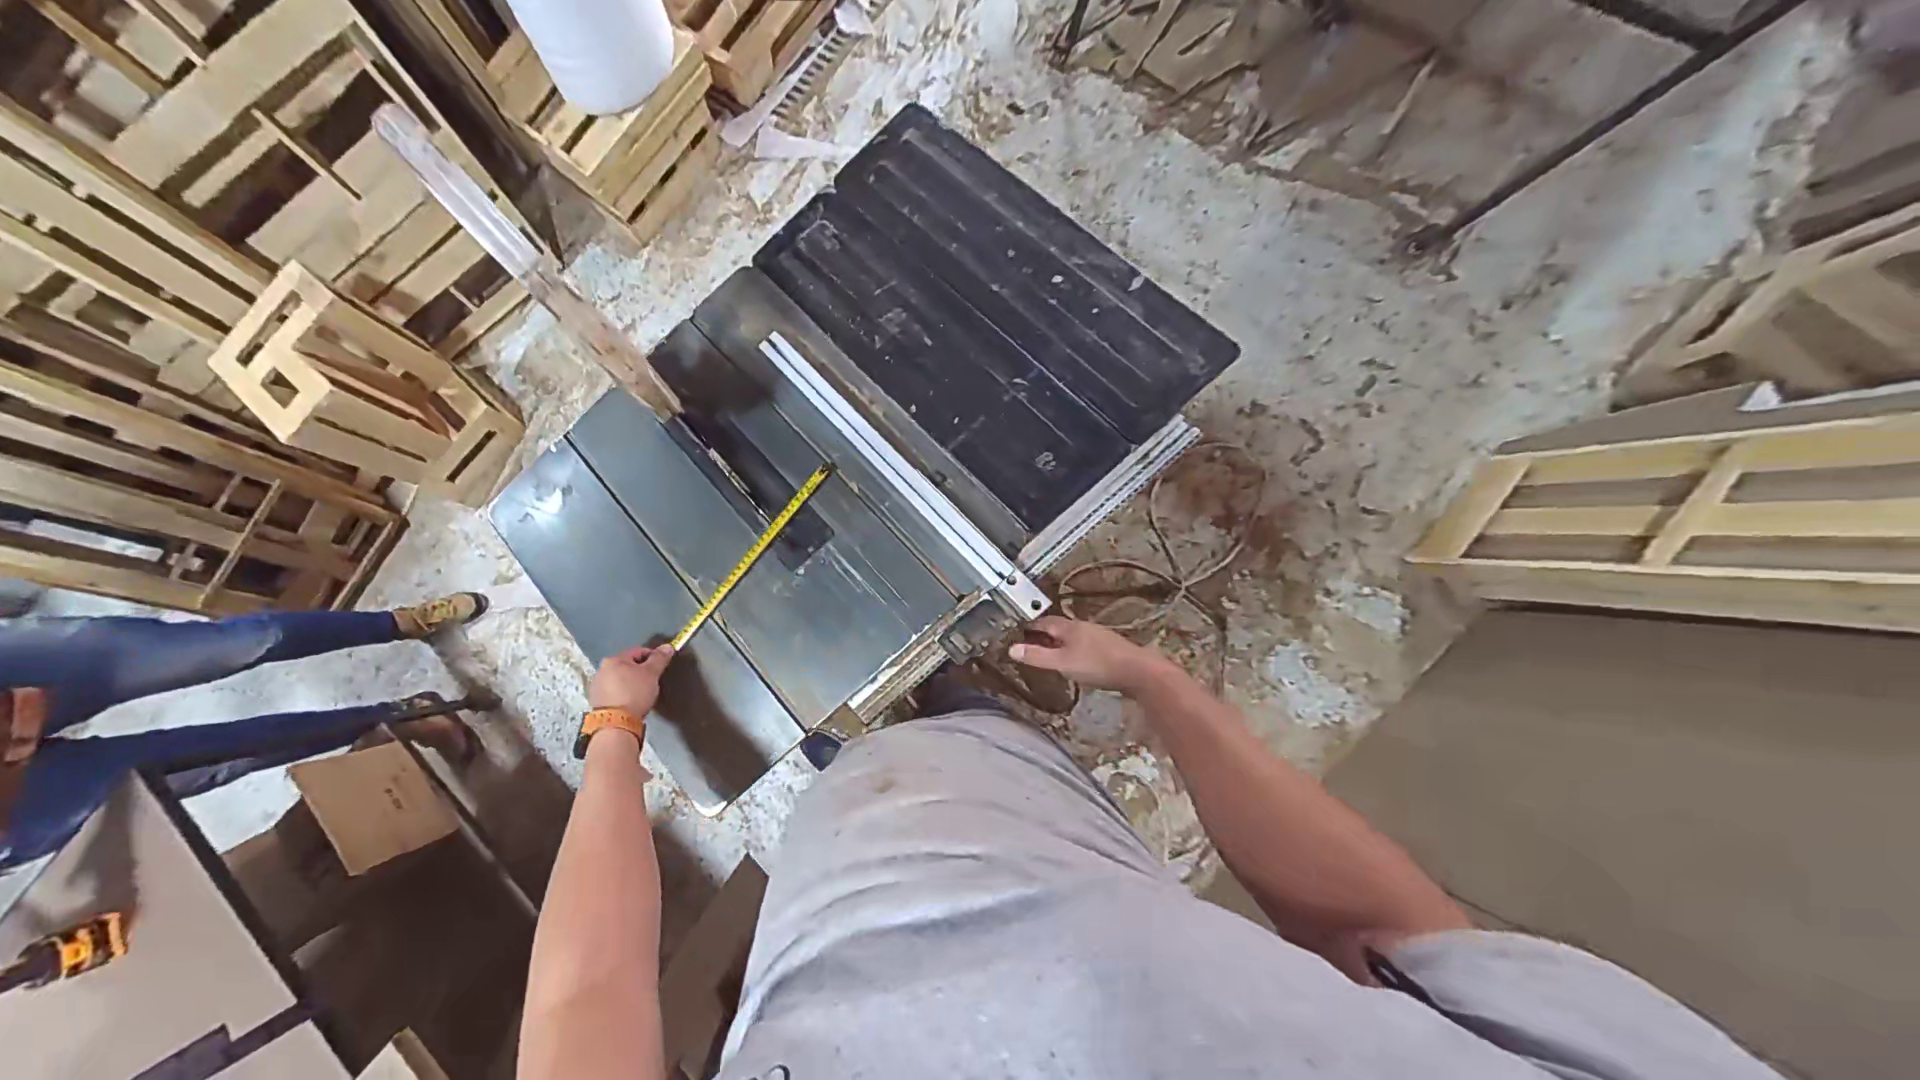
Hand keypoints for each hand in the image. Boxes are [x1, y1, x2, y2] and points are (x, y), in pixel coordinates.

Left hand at [589, 645, 673, 716]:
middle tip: (652, 680)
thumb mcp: (652, 673)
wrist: (616, 723)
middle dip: (640, 670)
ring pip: (619, 678)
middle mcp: (602, 669)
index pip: (638, 651)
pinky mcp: (596, 701)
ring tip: (641, 692)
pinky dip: (622, 693)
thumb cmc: (635, 693)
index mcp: (614, 659)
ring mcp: (596, 686)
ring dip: (630, 682)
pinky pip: (613, 691)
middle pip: (627, 665)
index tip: (661, 666)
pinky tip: (630, 701)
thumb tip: (668, 647)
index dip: (653, 657)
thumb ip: (660, 658)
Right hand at [1008, 616, 1180, 694]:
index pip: (1044, 621)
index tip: (1018, 629)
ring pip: (1073, 636)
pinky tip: (1076, 661)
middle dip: (1044, 633)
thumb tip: (1012, 649)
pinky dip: (1075, 650)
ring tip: (1050, 651)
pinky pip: (1085, 645)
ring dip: (1060, 642)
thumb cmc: (1098, 665)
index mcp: (1069, 627)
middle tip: (1031, 641)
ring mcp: (1099, 637)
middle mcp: (1084, 627)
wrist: (1138, 672)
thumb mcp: (1062, 663)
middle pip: (1059, 627)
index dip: (1030, 625)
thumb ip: (1037, 656)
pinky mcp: (1110, 649)